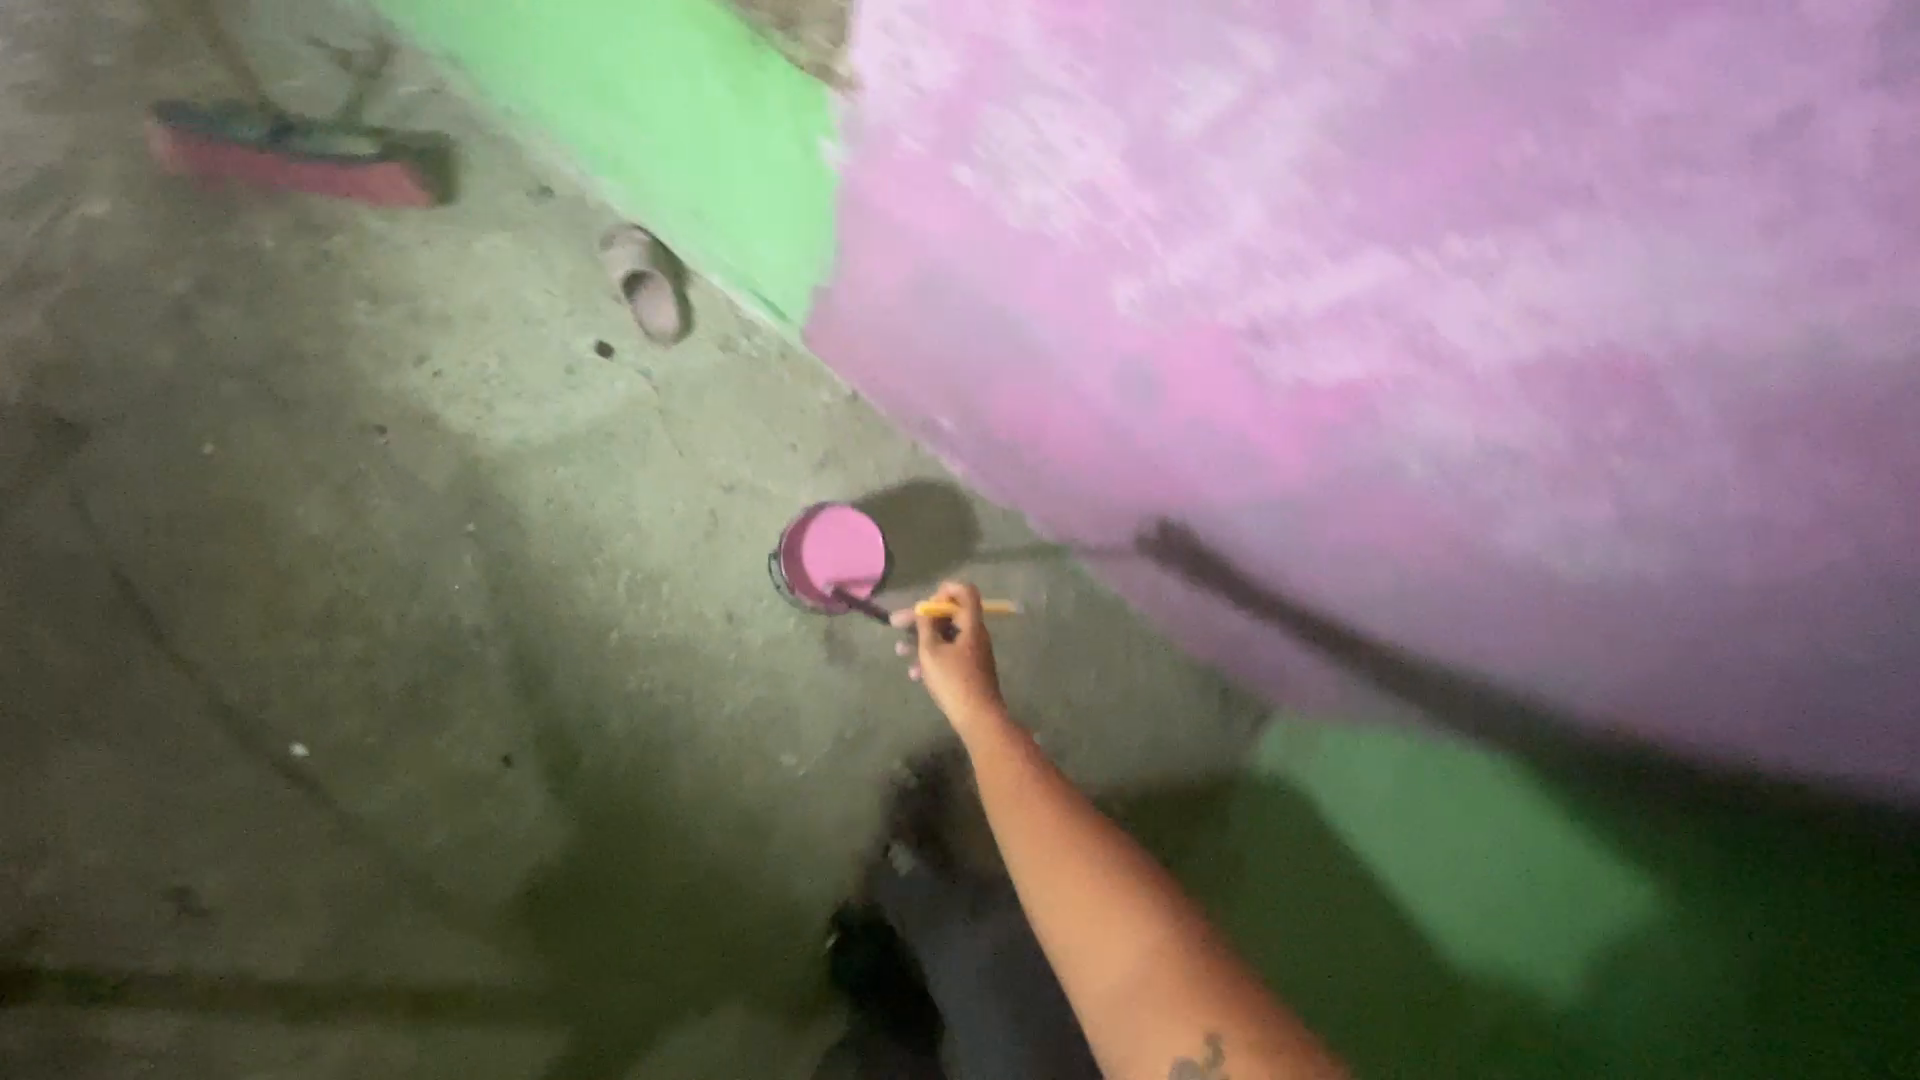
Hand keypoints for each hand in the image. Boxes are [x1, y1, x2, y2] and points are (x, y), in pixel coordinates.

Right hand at [892, 581, 1006, 732]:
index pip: (965, 592)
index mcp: (971, 625)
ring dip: (922, 641)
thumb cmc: (953, 681)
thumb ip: (926, 627)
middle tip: (896, 624)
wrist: (978, 717)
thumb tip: (924, 610)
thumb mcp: (932, 652)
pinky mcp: (970, 669)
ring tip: (899, 651)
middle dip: (921, 619)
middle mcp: (975, 634)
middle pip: (949, 615)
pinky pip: (949, 654)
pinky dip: (932, 658)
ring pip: (946, 637)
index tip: (924, 604)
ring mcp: (974, 652)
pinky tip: (915, 675)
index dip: (944, 591)